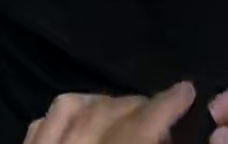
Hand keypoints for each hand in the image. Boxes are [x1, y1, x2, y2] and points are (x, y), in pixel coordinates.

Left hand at [25, 81, 195, 143]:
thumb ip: (149, 143)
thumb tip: (168, 132)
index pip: (136, 130)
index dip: (164, 107)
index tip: (188, 89)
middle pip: (103, 115)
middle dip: (137, 105)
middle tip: (164, 110)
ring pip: (68, 109)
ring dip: (102, 103)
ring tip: (125, 111)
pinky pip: (38, 127)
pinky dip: (64, 117)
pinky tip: (80, 121)